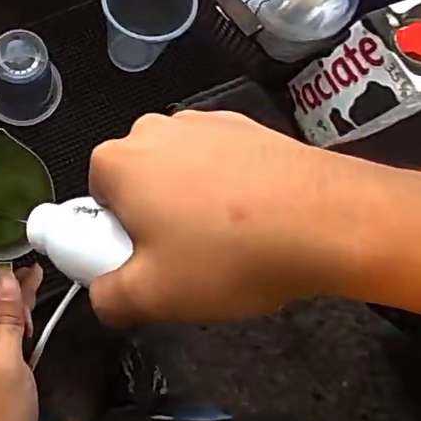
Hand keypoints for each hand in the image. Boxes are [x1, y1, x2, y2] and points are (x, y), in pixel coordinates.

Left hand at [0, 265, 42, 420]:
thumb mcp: (10, 360)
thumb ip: (10, 317)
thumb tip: (9, 283)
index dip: (10, 281)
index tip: (32, 269)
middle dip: (15, 295)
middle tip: (39, 279)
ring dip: (17, 315)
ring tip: (36, 302)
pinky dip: (14, 335)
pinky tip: (28, 329)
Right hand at [87, 110, 364, 325]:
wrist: (325, 220)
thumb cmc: (228, 254)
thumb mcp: (153, 297)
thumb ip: (107, 299)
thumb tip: (103, 294)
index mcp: (117, 162)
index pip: (94, 201)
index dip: (115, 237)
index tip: (147, 263)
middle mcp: (152, 130)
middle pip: (134, 181)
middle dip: (149, 216)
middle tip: (184, 257)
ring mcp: (199, 122)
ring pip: (175, 170)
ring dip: (187, 199)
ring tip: (226, 239)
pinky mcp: (240, 124)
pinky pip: (215, 159)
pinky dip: (224, 184)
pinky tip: (252, 215)